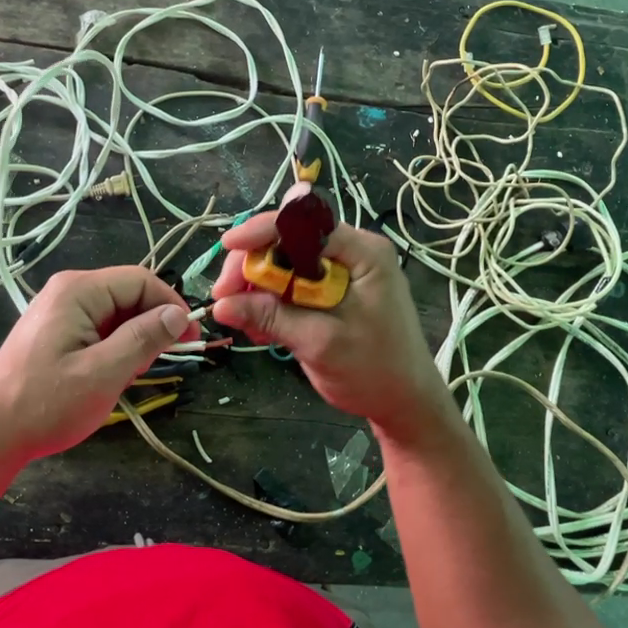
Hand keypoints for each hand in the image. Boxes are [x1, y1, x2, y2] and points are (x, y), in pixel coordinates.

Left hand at [0, 266, 195, 464]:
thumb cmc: (46, 404)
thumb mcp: (103, 373)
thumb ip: (143, 339)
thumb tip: (177, 313)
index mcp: (77, 290)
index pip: (140, 280)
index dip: (170, 305)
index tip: (191, 338)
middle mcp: (67, 291)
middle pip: (127, 294)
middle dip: (150, 325)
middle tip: (157, 364)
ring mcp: (57, 311)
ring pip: (115, 314)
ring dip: (131, 341)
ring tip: (125, 377)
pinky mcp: (53, 331)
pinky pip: (97, 328)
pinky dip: (112, 349)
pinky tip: (108, 377)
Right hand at [211, 212, 450, 434]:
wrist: (406, 404)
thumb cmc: (375, 370)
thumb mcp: (320, 342)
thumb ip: (272, 317)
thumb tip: (220, 305)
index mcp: (362, 252)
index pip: (304, 223)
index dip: (262, 231)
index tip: (228, 247)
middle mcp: (351, 253)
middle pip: (288, 241)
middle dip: (253, 266)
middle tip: (224, 297)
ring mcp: (339, 273)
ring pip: (283, 264)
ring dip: (257, 288)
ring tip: (241, 320)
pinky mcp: (329, 293)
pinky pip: (290, 286)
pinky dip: (270, 303)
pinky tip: (258, 328)